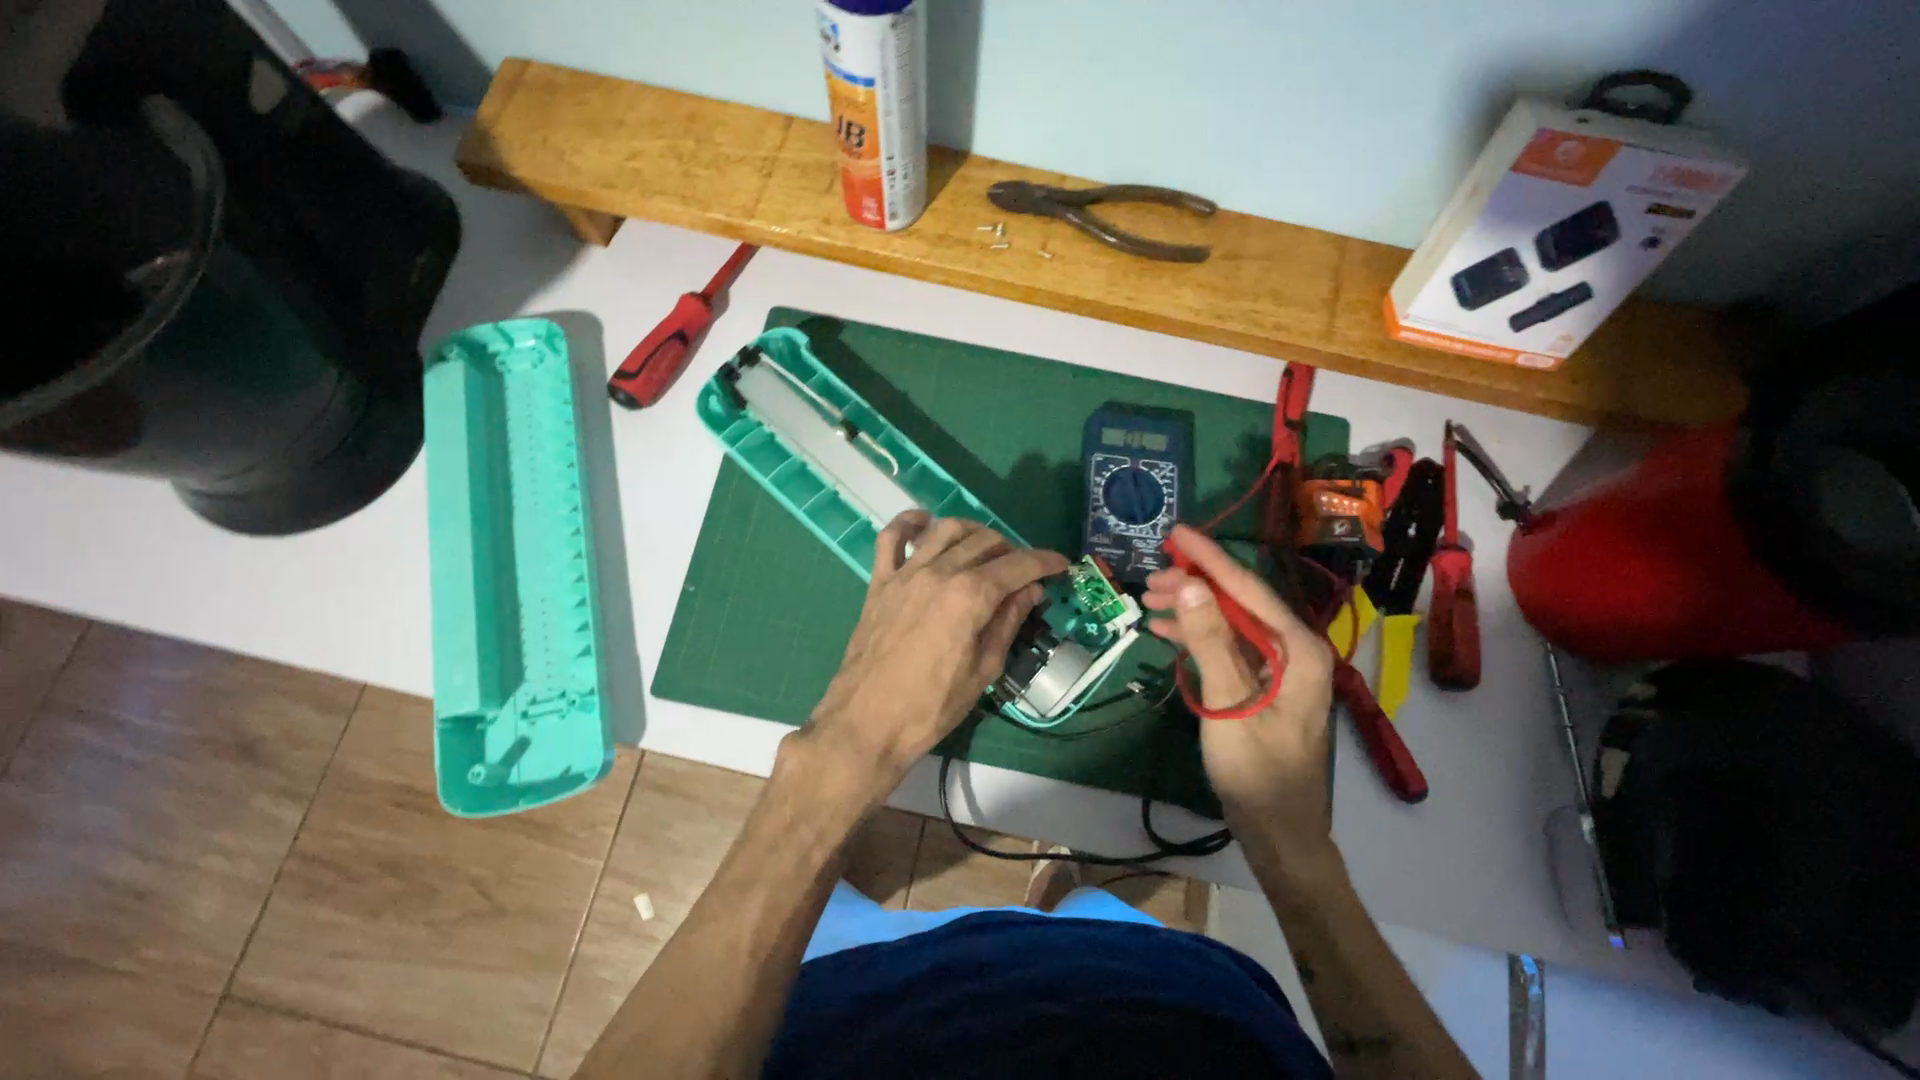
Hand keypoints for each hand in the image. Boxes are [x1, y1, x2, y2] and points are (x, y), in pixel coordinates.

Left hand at [800, 511, 1068, 800]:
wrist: (866, 723)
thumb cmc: (931, 706)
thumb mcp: (984, 670)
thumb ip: (1008, 622)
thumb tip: (1031, 590)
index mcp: (970, 596)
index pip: (1018, 565)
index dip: (1045, 561)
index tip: (1061, 564)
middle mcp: (939, 573)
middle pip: (985, 541)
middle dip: (1013, 550)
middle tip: (1024, 572)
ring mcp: (905, 574)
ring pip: (946, 530)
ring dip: (974, 532)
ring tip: (986, 550)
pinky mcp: (879, 582)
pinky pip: (891, 537)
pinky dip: (910, 523)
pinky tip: (926, 524)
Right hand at [1144, 525, 1335, 857]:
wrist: (1279, 833)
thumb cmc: (1259, 773)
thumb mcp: (1229, 705)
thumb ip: (1210, 643)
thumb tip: (1188, 586)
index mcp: (1298, 650)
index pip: (1249, 589)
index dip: (1210, 560)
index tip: (1177, 533)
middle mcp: (1294, 651)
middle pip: (1241, 602)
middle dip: (1195, 585)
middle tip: (1149, 575)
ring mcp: (1278, 670)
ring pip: (1230, 623)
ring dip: (1191, 611)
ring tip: (1148, 601)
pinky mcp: (1261, 688)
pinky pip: (1227, 648)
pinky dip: (1196, 638)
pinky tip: (1166, 633)